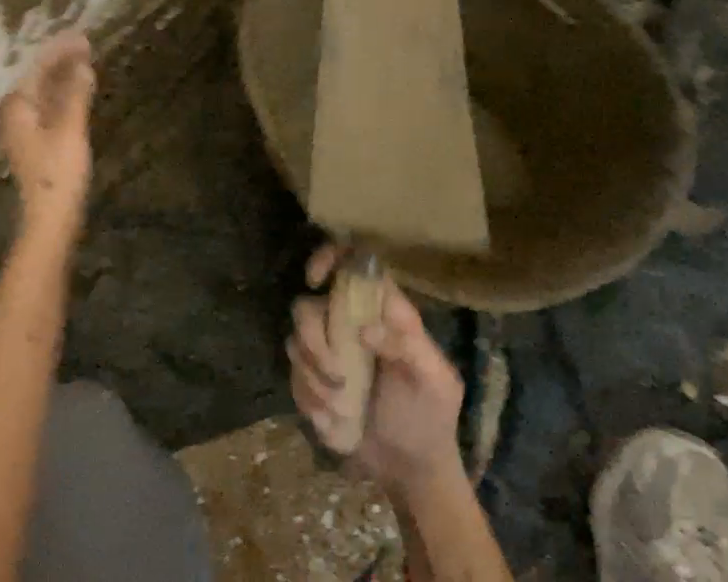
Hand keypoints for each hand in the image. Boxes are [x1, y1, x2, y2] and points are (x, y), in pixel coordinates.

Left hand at [0, 31, 95, 224]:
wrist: (50, 218)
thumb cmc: (57, 173)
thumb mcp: (70, 129)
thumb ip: (75, 94)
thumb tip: (81, 64)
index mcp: (17, 107)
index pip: (37, 68)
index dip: (60, 50)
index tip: (82, 37)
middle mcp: (15, 115)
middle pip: (38, 80)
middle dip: (61, 61)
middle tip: (87, 44)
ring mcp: (25, 131)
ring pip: (44, 95)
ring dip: (64, 78)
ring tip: (86, 62)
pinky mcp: (37, 144)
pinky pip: (49, 110)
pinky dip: (64, 97)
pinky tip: (80, 93)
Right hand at [288, 247, 463, 491]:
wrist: (408, 469)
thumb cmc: (429, 418)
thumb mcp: (434, 382)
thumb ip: (408, 347)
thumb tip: (365, 329)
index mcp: (383, 314)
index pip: (354, 267)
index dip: (330, 258)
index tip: (315, 279)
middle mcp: (349, 324)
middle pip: (309, 306)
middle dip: (314, 341)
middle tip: (336, 374)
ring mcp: (327, 352)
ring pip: (295, 341)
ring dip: (314, 377)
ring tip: (341, 406)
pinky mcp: (310, 379)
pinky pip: (293, 374)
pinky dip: (309, 397)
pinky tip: (332, 418)